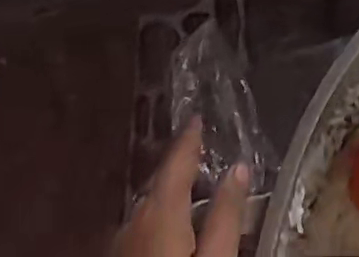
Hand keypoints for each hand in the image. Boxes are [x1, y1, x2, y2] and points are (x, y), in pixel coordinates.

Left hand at [113, 118, 249, 256]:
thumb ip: (226, 214)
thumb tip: (239, 167)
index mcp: (159, 210)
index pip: (177, 160)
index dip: (190, 137)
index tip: (198, 116)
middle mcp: (133, 219)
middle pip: (160, 182)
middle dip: (182, 167)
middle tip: (204, 156)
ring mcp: (119, 242)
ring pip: (149, 206)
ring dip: (171, 195)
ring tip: (194, 194)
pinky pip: (141, 228)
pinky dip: (159, 218)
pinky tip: (173, 230)